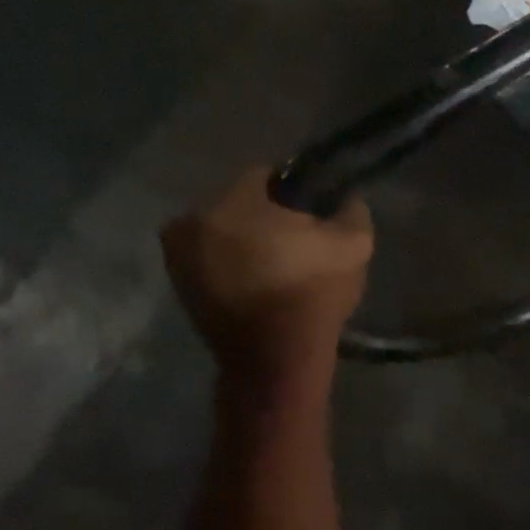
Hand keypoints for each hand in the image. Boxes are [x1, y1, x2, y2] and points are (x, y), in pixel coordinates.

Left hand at [161, 168, 372, 375]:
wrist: (274, 354)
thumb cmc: (313, 289)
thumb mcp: (353, 242)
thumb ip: (349, 209)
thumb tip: (344, 198)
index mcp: (231, 203)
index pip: (266, 175)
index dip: (296, 188)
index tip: (317, 208)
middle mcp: (191, 220)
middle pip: (238, 203)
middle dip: (267, 214)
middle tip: (302, 236)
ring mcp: (176, 254)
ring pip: (221, 230)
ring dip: (247, 238)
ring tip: (281, 260)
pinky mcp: (177, 283)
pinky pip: (210, 255)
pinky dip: (233, 261)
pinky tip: (262, 279)